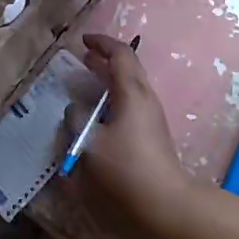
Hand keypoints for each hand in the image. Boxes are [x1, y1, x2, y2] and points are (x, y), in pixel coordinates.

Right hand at [77, 33, 197, 227]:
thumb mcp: (91, 143)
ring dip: (110, 75)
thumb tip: (74, 109)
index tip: (83, 41)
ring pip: (131, 83)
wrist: (164, 197)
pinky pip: (132, 98)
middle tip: (84, 57)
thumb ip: (77, 119)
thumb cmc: (126, 166)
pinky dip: (115, 92)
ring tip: (90, 76)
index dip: (102, 43)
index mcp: (132, 92)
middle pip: (128, 66)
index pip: (120, 54)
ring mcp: (151, 112)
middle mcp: (145, 96)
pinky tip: (101, 107)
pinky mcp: (151, 128)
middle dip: (105, 58)